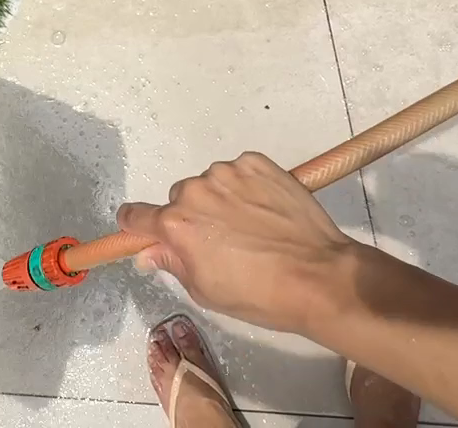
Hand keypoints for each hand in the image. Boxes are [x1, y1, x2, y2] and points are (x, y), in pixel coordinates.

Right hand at [117, 152, 357, 334]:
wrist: (322, 277)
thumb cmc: (261, 295)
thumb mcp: (207, 292)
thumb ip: (172, 264)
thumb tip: (148, 252)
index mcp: (177, 225)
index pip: (136, 215)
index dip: (135, 223)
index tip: (139, 227)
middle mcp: (194, 191)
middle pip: (180, 199)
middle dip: (193, 216)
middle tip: (223, 241)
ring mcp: (227, 172)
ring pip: (210, 184)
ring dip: (221, 200)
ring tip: (253, 226)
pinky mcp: (256, 162)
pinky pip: (239, 171)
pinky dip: (247, 186)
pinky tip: (266, 210)